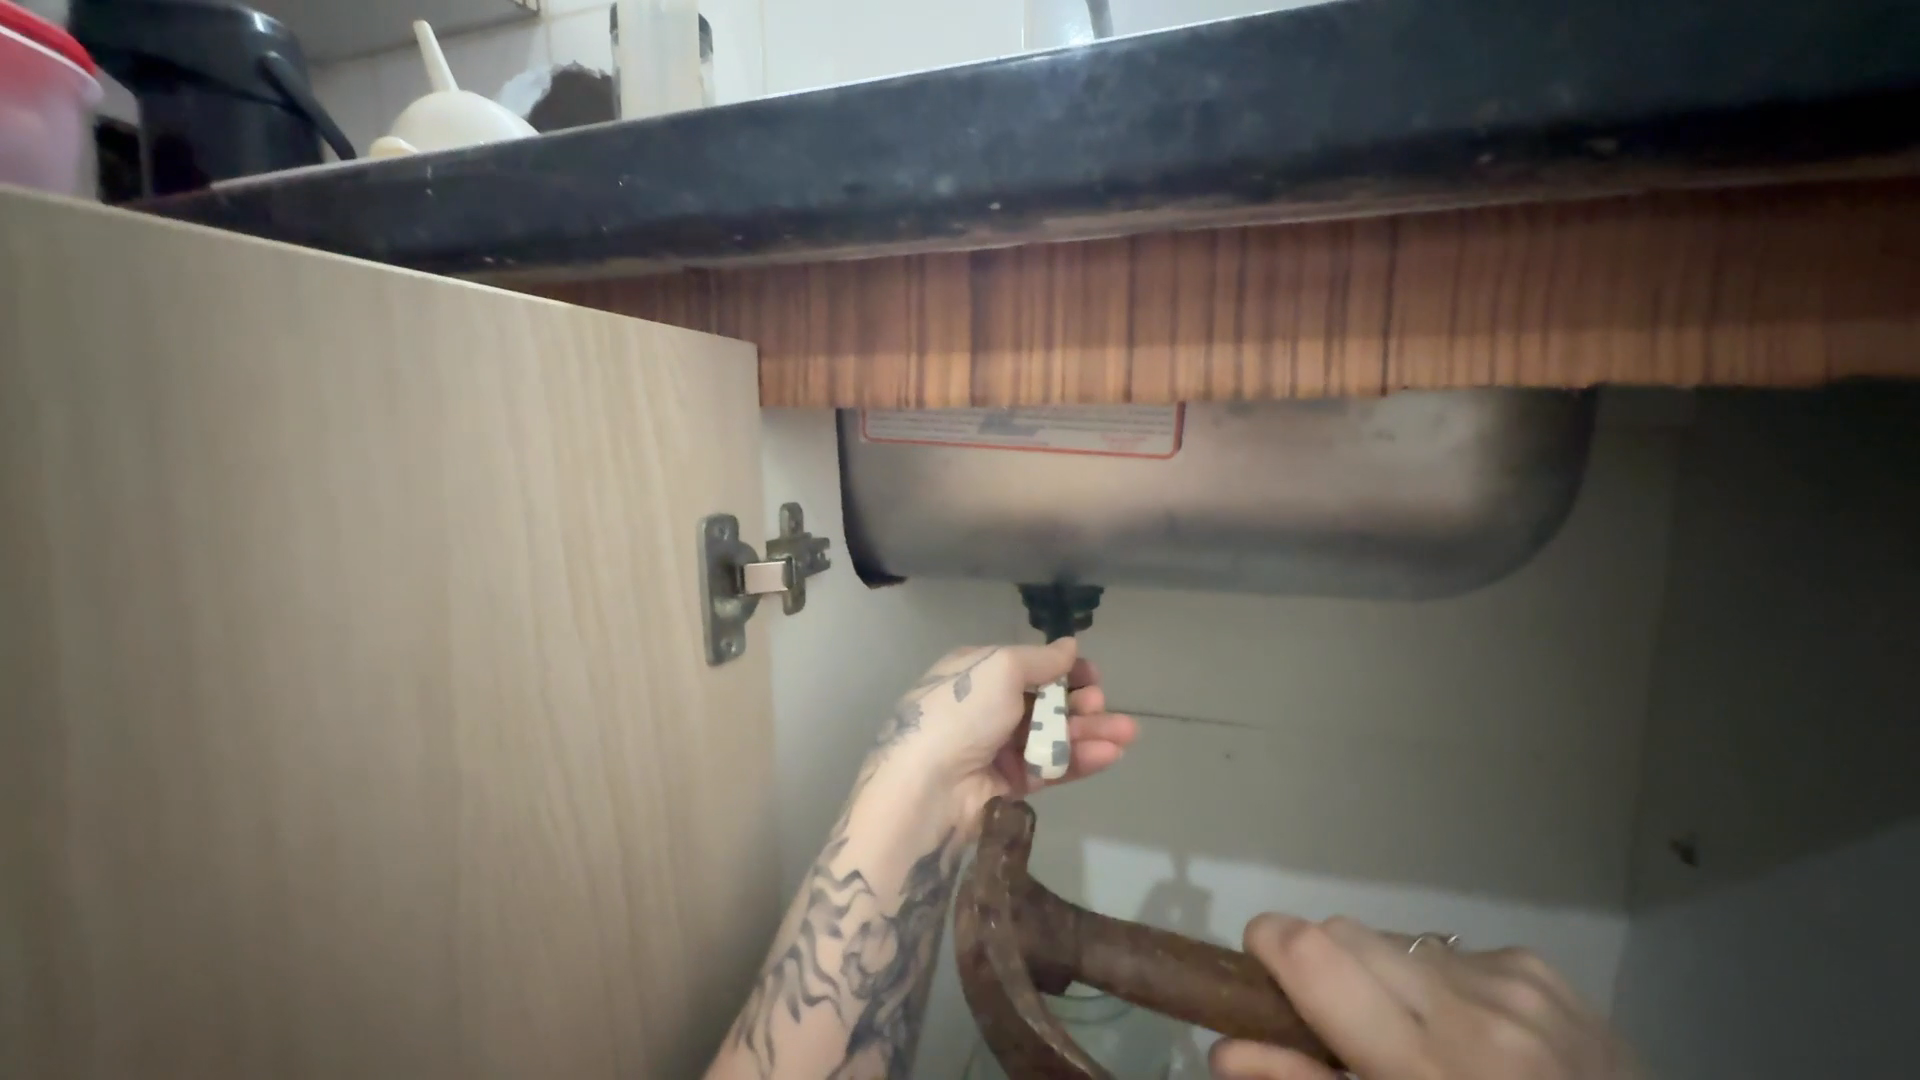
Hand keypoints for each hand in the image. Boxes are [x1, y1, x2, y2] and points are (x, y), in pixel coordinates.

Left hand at [866, 639, 1137, 837]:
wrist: (929, 786)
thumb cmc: (962, 711)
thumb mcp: (1000, 668)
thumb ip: (1041, 659)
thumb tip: (1068, 646)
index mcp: (977, 674)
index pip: (1028, 668)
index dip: (1063, 670)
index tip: (1092, 675)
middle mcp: (987, 709)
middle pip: (1045, 702)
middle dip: (1079, 702)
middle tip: (1099, 703)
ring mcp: (998, 748)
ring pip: (1054, 736)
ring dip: (1091, 732)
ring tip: (1127, 732)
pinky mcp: (1010, 785)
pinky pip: (1052, 767)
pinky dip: (1081, 759)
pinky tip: (1111, 753)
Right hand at [1211, 915, 1637, 1079]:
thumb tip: (1222, 1050)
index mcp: (1431, 1067)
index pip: (1314, 952)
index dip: (1268, 947)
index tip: (1262, 975)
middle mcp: (1472, 1006)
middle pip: (1340, 932)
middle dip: (1323, 968)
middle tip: (1340, 1025)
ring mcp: (1512, 977)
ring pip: (1389, 940)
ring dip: (1380, 977)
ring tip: (1419, 1038)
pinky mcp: (1538, 964)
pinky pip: (1444, 948)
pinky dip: (1434, 984)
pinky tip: (1472, 1034)